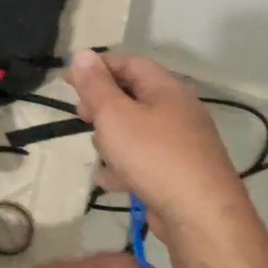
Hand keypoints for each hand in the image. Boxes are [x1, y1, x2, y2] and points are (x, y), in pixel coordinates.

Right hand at [66, 50, 250, 233]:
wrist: (200, 214)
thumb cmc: (153, 156)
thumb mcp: (114, 115)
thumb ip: (95, 85)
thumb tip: (82, 53)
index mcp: (167, 90)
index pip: (129, 63)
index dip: (97, 67)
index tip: (68, 80)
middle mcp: (178, 111)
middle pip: (131, 96)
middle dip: (102, 107)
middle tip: (82, 118)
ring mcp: (180, 143)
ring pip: (134, 130)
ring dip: (111, 141)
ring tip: (101, 156)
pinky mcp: (178, 171)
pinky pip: (143, 159)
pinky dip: (124, 166)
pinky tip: (112, 181)